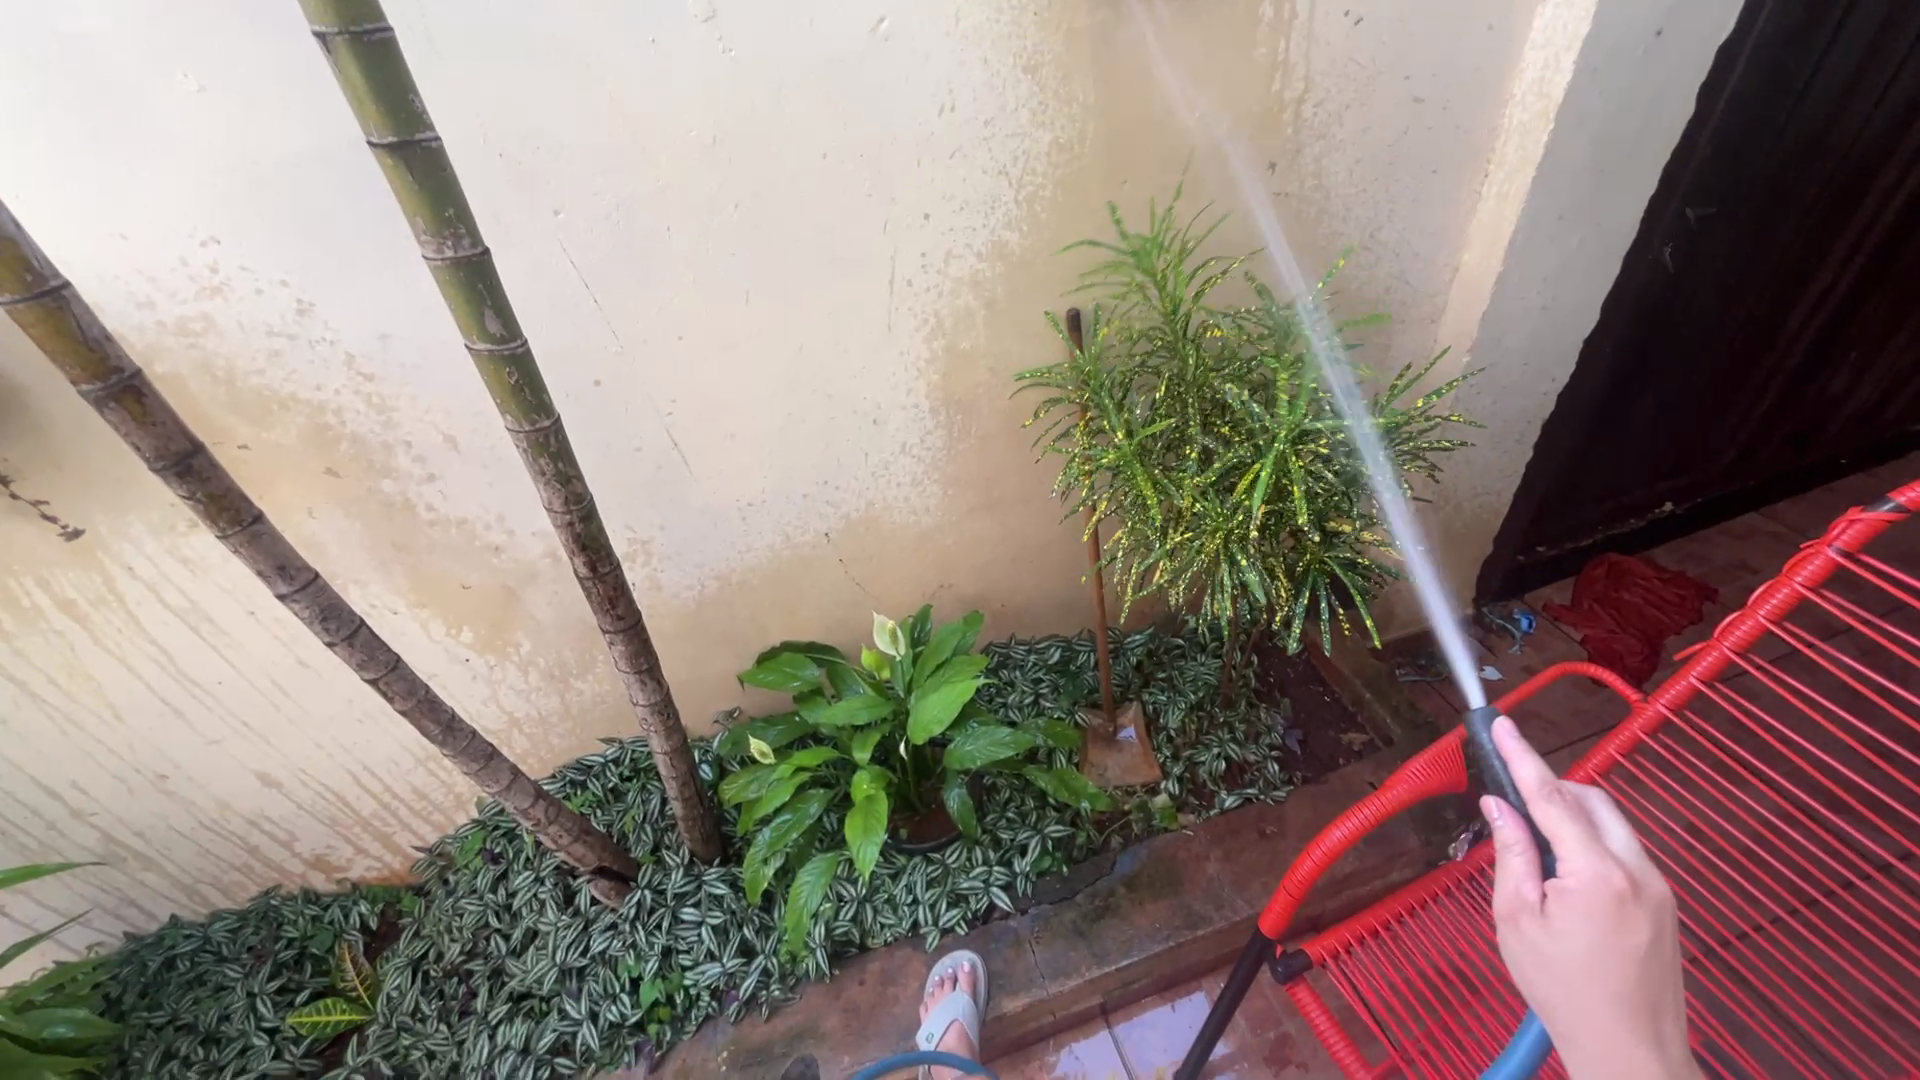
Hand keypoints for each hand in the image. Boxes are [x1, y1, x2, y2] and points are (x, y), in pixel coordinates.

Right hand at [1481, 716, 1700, 1079]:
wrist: (1632, 1053)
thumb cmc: (1560, 987)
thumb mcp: (1516, 918)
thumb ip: (1511, 854)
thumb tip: (1500, 805)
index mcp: (1597, 874)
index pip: (1553, 799)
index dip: (1523, 757)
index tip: (1500, 722)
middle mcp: (1638, 872)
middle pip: (1592, 802)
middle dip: (1550, 785)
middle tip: (1509, 798)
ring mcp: (1659, 889)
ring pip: (1611, 824)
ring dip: (1570, 814)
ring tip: (1531, 839)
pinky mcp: (1665, 906)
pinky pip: (1622, 850)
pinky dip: (1588, 840)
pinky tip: (1561, 869)